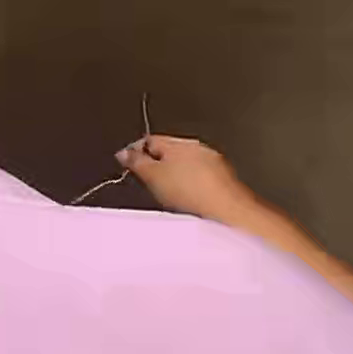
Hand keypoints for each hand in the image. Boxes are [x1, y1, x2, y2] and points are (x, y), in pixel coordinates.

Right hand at [117, 135, 262, 222]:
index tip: (129, 165)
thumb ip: (135, 161)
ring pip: (184, 166)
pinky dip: (190, 187)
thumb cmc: (192, 192)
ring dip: (174, 177)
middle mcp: (198, 148)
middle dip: (156, 165)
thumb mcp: (151, 175)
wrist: (228, 213)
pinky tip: (188, 200)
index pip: (149, 140)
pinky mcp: (224, 181)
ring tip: (169, 194)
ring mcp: (214, 164)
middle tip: (148, 182)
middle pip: (167, 152)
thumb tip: (124, 152)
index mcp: (179, 143)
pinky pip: (199, 179)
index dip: (136, 152)